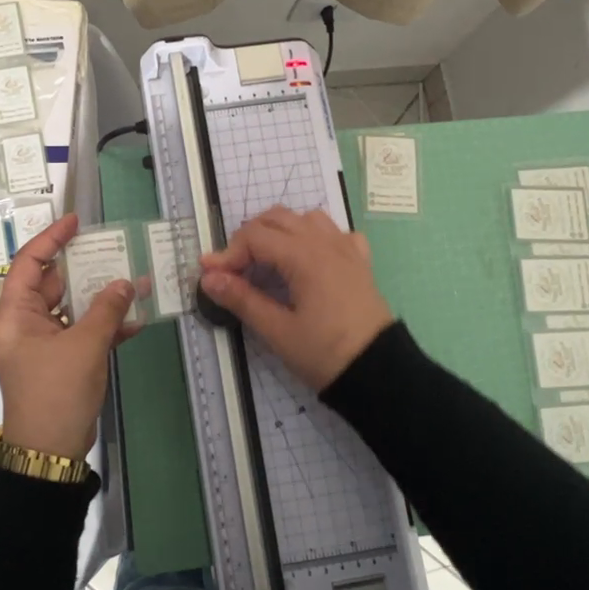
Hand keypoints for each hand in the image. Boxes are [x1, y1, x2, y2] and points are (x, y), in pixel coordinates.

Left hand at [0, 213, 137, 459]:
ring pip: (74, 306)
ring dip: (102, 296)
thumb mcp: (84, 346)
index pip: (29, 263)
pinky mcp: (64, 360)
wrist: (51, 449)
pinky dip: (107, 324)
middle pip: (54, 282)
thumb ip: (106, 309)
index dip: (51, 238)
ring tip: (134, 279)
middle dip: (84, 266)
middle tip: (114, 249)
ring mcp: (46, 342)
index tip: (76, 221)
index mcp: (16, 314)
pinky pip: (85, 331)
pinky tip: (136, 318)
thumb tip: (125, 282)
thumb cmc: (56, 391)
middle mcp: (27, 322)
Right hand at [199, 207, 393, 390]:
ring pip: (307, 219)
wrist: (379, 372)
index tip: (211, 277)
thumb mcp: (277, 331)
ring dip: (280, 231)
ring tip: (267, 261)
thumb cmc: (325, 353)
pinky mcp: (359, 262)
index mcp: (304, 256)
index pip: (254, 237)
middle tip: (234, 270)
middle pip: (277, 218)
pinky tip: (308, 260)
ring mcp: (346, 249)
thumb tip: (209, 278)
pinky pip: (335, 233)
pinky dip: (314, 237)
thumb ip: (242, 299)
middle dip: (249, 238)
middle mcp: (325, 242)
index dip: (228, 254)